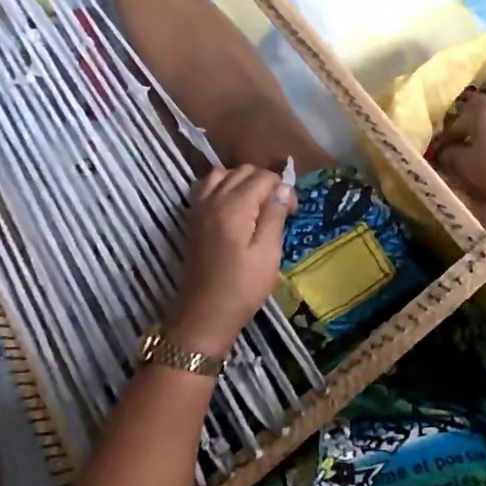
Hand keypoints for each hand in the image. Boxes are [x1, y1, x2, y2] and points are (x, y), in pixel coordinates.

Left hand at [170, 165, 294, 354]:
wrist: (204, 315)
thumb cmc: (242, 286)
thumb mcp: (269, 253)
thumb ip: (275, 215)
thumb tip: (283, 189)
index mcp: (235, 206)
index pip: (264, 177)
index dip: (283, 190)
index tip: (291, 213)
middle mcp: (214, 199)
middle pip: (243, 170)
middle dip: (264, 183)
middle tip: (277, 210)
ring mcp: (200, 208)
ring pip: (223, 174)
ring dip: (242, 182)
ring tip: (256, 205)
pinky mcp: (193, 219)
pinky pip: (207, 187)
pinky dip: (223, 187)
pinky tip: (234, 208)